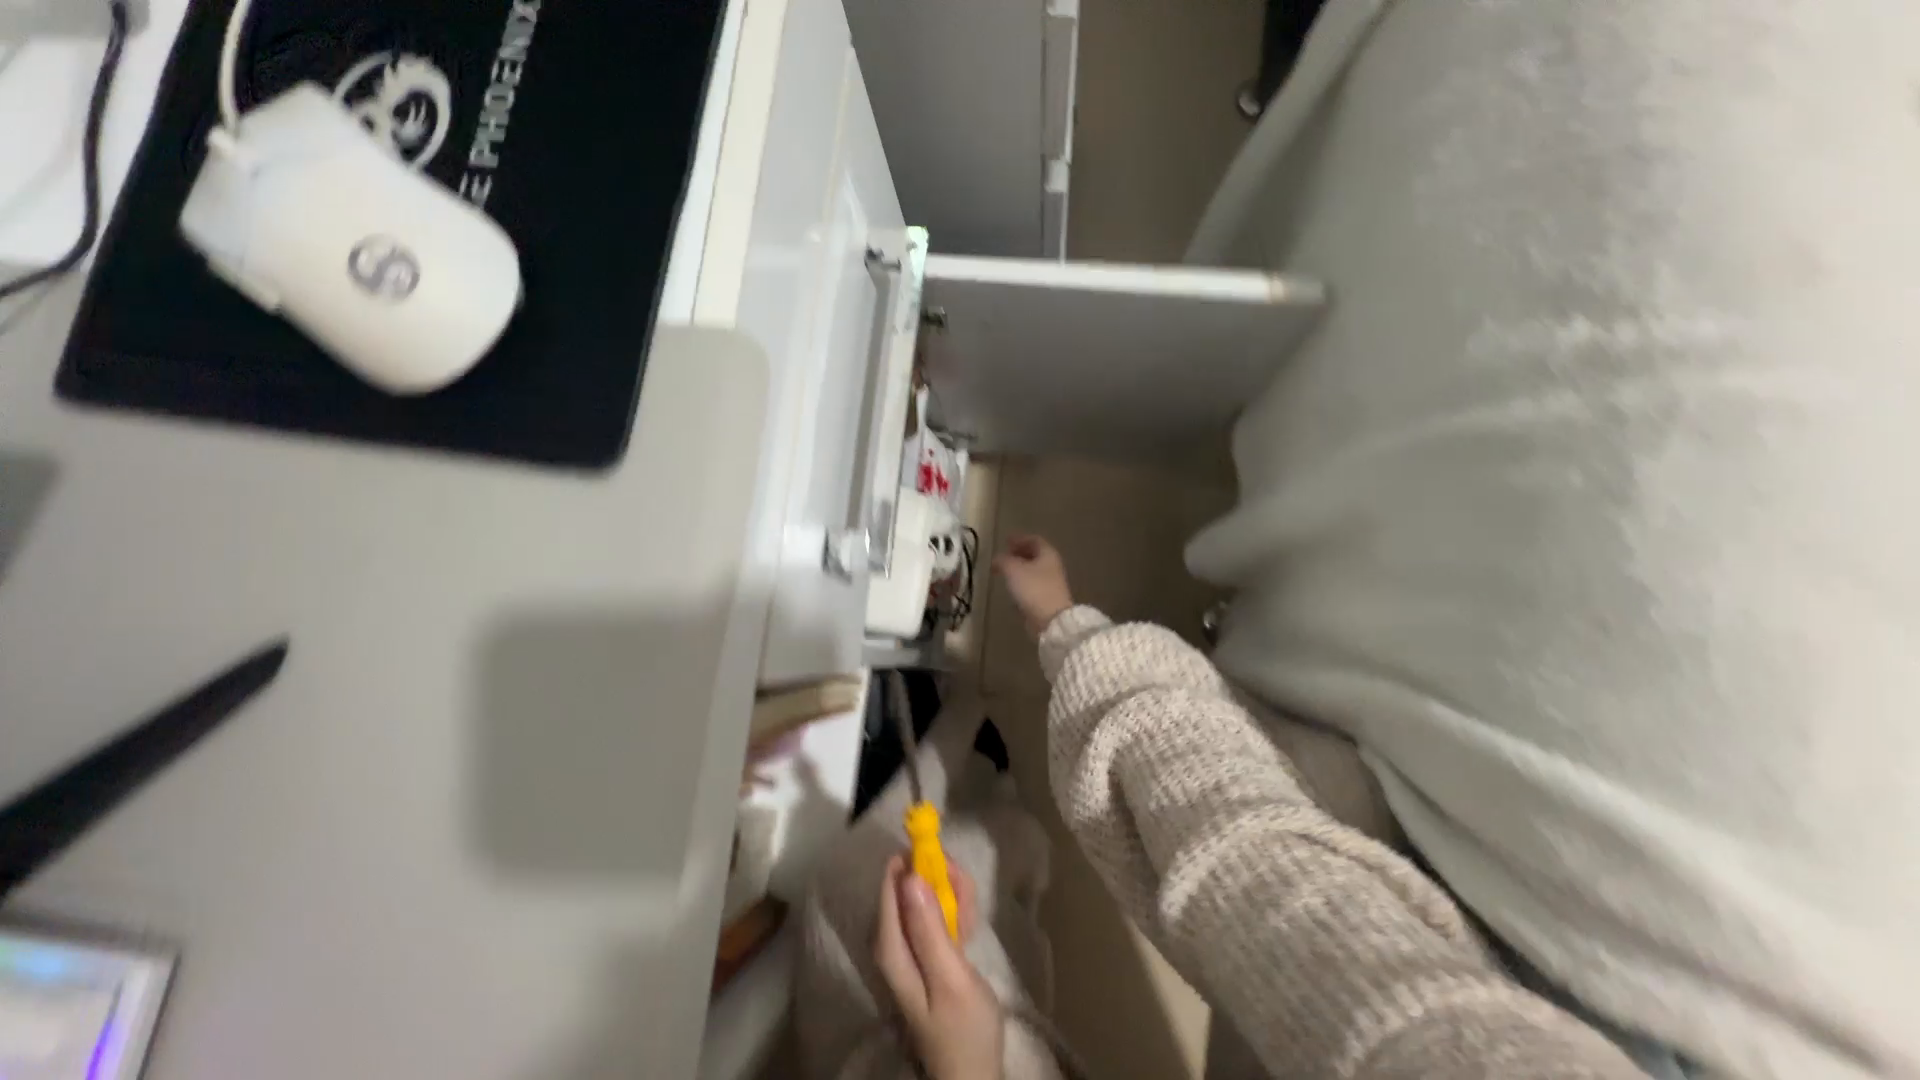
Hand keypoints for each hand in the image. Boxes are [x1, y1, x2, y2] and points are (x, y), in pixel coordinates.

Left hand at [874, 855, 1002, 1079]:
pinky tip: (970, 924)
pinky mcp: (929, 951)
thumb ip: (930, 928)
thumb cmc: (963, 1028)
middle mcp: (894, 940)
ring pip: (927, 897)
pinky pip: (938, 914)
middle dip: (940, 878)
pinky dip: (957, 912)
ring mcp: (912, 945)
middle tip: (966, 891)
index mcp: (892, 945)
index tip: (944, 854)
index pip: (892, 883)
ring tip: (972, 914)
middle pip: (910, 886)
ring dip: (952, 894)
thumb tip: (910, 877)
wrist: (972, 1072)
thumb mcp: (950, 977)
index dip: (915, 861)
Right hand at [992, 534, 1074, 636]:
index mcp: (1047, 554)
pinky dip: (1021, 584)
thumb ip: (1003, 560)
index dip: (1019, 539)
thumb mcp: (1013, 569)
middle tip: (1003, 556)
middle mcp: (1051, 566)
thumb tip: (996, 559)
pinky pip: (1032, 586)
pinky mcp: (1046, 599)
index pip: (1034, 540)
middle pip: (1034, 555)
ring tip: (1003, 572)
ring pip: (1032, 571)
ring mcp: (1050, 584)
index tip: (1006, 541)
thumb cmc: (1033, 588)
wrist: (1050, 620)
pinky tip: (1011, 589)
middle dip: (1018, 554)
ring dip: (1019, 570)